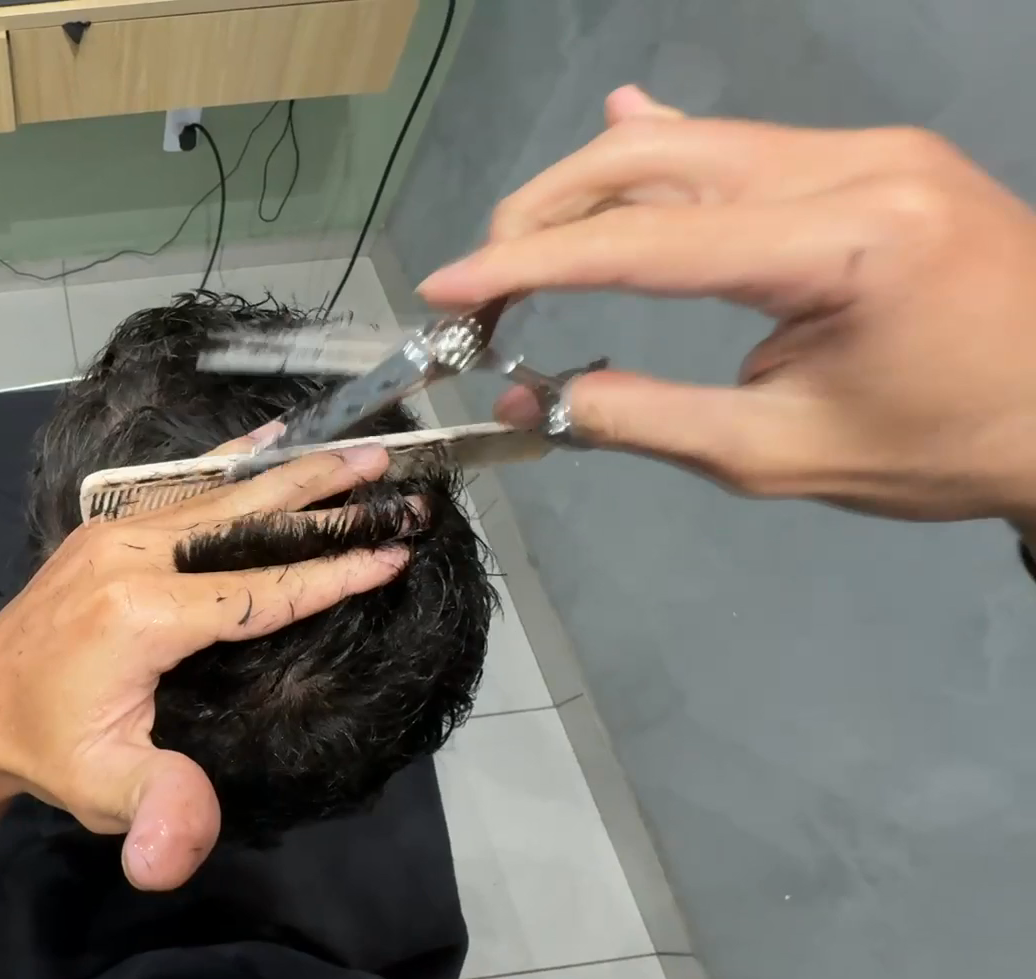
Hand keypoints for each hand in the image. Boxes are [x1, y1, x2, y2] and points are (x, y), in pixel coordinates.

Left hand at [0, 434, 406, 890]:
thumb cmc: (46, 749)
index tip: (393, 551)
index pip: (256, 589)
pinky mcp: (101, 530)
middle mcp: (128, 555)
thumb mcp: (100, 789)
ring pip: (216, 495)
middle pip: (244, 520)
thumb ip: (153, 809)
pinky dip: (227, 462)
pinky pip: (178, 489)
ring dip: (288, 474)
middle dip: (323, 498)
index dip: (329, 574)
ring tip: (351, 451)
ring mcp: (110, 533)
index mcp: (140, 613)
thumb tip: (177, 860)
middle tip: (390, 470)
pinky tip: (264, 439)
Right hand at [418, 85, 1035, 533]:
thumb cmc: (937, 445)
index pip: (637, 241)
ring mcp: (859, 153)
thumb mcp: (766, 453)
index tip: (443, 291)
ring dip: (576, 194)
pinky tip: (617, 124)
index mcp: (842, 244)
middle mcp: (850, 168)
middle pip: (646, 161)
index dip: (522, 266)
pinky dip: (652, 151)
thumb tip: (522, 402)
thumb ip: (632, 417)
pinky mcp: (857, 162)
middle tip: (477, 288)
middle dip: (536, 218)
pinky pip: (729, 142)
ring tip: (515, 258)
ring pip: (678, 144)